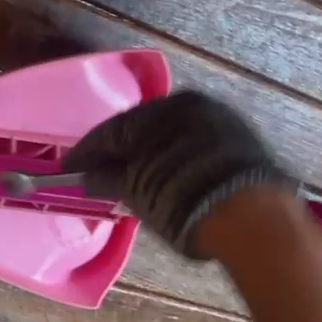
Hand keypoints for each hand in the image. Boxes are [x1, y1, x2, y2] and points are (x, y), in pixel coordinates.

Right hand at [64, 91, 292, 257]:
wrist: (254, 217)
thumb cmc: (182, 199)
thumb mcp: (136, 193)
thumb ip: (108, 179)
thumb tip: (88, 176)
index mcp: (156, 111)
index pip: (108, 131)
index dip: (85, 153)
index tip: (67, 170)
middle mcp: (187, 104)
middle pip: (140, 128)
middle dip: (118, 151)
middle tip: (99, 173)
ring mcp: (218, 119)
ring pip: (169, 134)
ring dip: (148, 154)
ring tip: (132, 178)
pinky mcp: (240, 139)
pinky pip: (193, 144)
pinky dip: (174, 158)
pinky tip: (166, 176)